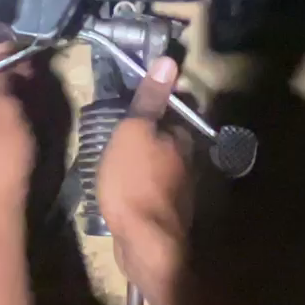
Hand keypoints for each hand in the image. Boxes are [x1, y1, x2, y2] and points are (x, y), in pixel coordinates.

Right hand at [97, 56, 193, 304]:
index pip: (171, 108)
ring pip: (161, 162)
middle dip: (149, 132)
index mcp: (182, 136)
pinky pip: (154, 186)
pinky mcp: (167, 212)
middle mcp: (189, 159)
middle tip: (116, 130)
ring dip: (144, 159)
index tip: (128, 105)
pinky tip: (123, 187)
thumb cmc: (134, 182)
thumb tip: (169, 59)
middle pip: (168, 136)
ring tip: (115, 158)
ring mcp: (180, 188)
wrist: (146, 244)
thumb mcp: (133, 133)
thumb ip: (150, 100)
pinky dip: (142, 183)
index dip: (152, 104)